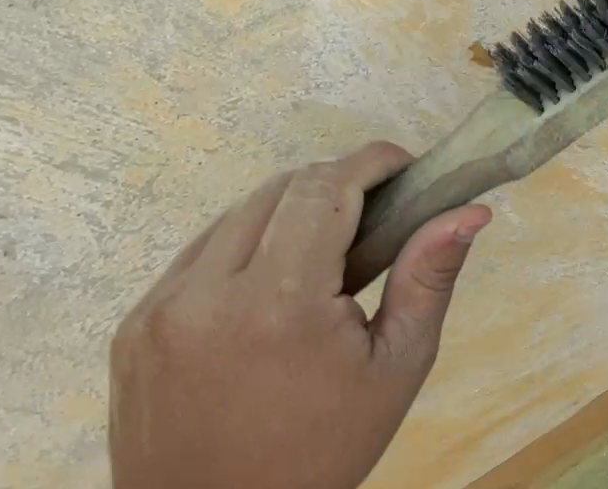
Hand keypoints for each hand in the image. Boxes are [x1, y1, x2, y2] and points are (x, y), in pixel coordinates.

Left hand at [109, 142, 491, 488]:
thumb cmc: (325, 445)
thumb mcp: (399, 363)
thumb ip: (430, 276)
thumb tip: (472, 210)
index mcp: (278, 303)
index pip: (324, 187)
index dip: (372, 162)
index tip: (408, 168)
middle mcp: (206, 294)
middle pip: (283, 188)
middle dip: (339, 183)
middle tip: (381, 213)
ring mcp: (159, 309)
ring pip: (239, 211)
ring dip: (294, 208)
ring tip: (333, 248)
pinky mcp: (135, 325)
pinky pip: (202, 249)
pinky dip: (251, 240)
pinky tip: (281, 276)